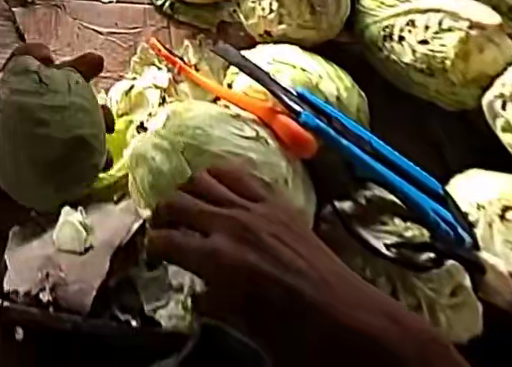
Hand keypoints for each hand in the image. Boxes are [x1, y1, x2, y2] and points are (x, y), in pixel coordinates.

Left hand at [0, 42, 102, 296]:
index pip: (22, 68)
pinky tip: (105, 157)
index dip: (35, 57)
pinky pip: (84, 155)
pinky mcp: (60, 167)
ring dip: (95, 112)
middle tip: (95, 64)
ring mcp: (46, 139)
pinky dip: (98, 154)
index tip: (46, 58)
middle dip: (78, 72)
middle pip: (56, 86)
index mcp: (4, 97)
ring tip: (104, 119)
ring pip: (77, 116)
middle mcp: (28, 112)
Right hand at [149, 165, 464, 366]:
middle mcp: (230, 224)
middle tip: (163, 226)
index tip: (153, 252)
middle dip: (163, 214)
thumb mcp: (250, 330)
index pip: (168, 241)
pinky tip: (218, 187)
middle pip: (177, 201)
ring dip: (188, 190)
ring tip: (187, 203)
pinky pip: (237, 173)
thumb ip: (216, 304)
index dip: (154, 246)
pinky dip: (220, 176)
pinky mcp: (276, 202)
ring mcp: (253, 208)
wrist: (358, 325)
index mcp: (220, 260)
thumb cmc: (304, 338)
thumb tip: (196, 293)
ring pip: (201, 179)